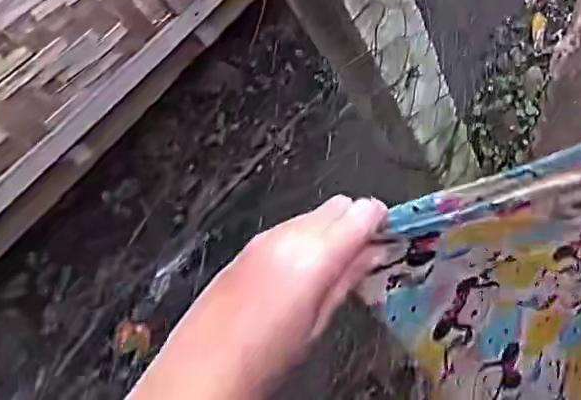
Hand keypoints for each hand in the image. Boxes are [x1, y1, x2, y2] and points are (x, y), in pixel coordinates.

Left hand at [130, 196, 387, 399]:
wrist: (196, 376)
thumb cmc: (262, 362)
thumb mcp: (316, 326)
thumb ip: (347, 279)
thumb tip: (374, 253)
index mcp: (315, 253)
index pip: (363, 210)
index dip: (379, 220)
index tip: (384, 237)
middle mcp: (292, 233)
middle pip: (340, 203)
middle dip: (355, 221)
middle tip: (360, 255)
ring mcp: (268, 235)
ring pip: (315, 213)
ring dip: (329, 229)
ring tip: (327, 270)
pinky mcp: (250, 243)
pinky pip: (290, 225)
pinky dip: (304, 237)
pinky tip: (297, 274)